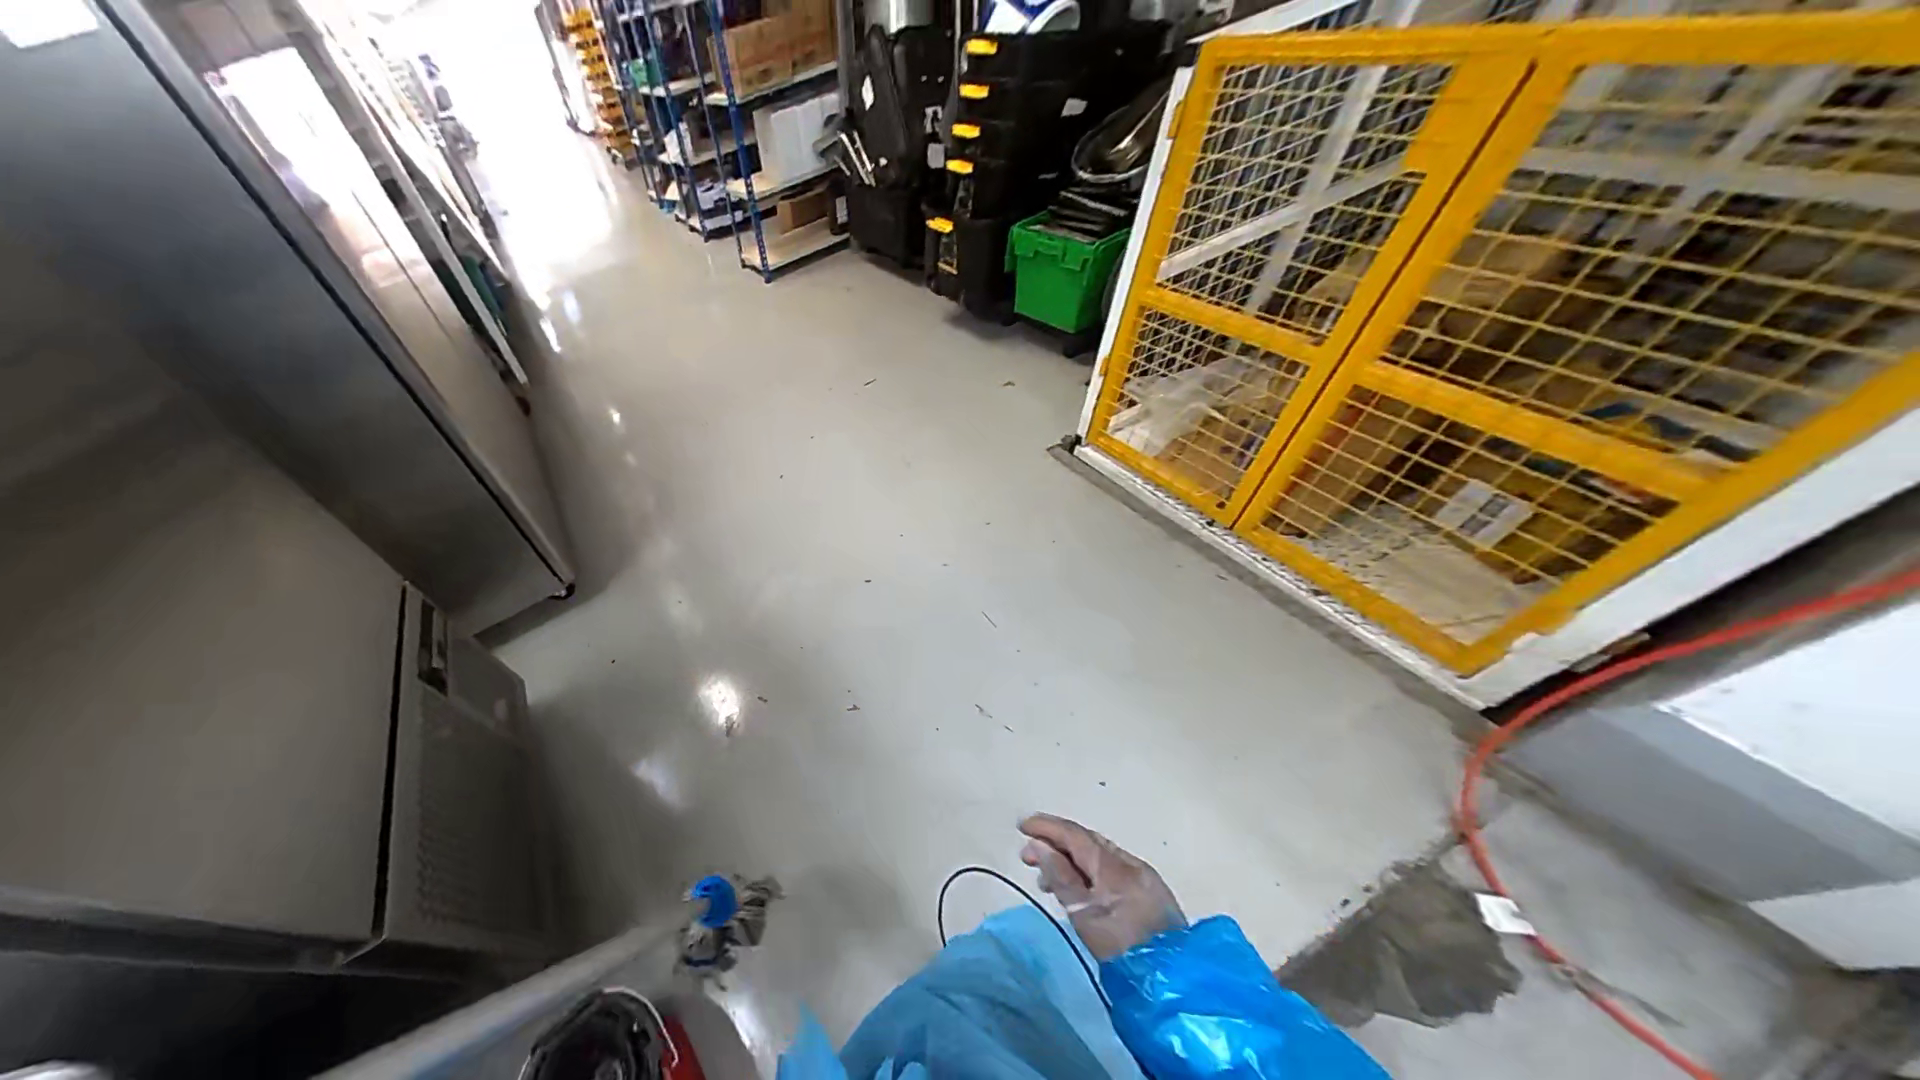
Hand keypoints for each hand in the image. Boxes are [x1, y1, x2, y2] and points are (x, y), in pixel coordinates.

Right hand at [1019, 813, 1184, 960]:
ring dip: (1070, 859)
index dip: (1047, 827)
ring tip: (1046, 878)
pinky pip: (1111, 868)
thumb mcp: (1084, 915)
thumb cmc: (1123, 949)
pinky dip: (1088, 870)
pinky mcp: (1150, 891)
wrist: (1172, 979)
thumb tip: (1038, 846)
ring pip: (1099, 855)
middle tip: (1028, 856)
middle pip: (1087, 842)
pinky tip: (1077, 886)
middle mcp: (1130, 862)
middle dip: (1055, 843)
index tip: (1022, 826)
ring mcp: (1143, 876)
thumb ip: (1060, 877)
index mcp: (1114, 866)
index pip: (1075, 835)